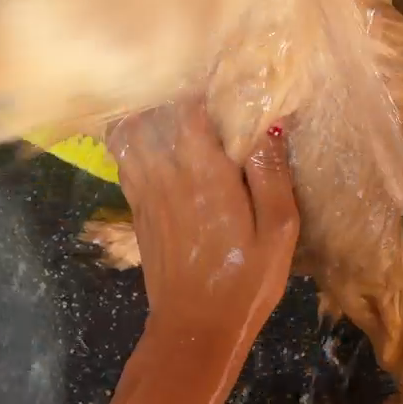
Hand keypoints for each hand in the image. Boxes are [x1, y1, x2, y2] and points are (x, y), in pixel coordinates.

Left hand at [108, 99, 298, 348]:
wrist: (195, 328)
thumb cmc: (246, 280)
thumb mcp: (279, 230)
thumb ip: (272, 175)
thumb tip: (267, 127)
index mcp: (204, 174)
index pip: (188, 109)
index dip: (199, 85)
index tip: (217, 74)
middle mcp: (166, 174)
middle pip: (150, 113)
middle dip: (167, 91)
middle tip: (191, 81)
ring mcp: (144, 191)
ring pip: (128, 132)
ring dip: (145, 110)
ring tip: (169, 102)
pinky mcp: (136, 209)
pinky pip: (123, 157)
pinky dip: (131, 136)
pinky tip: (152, 135)